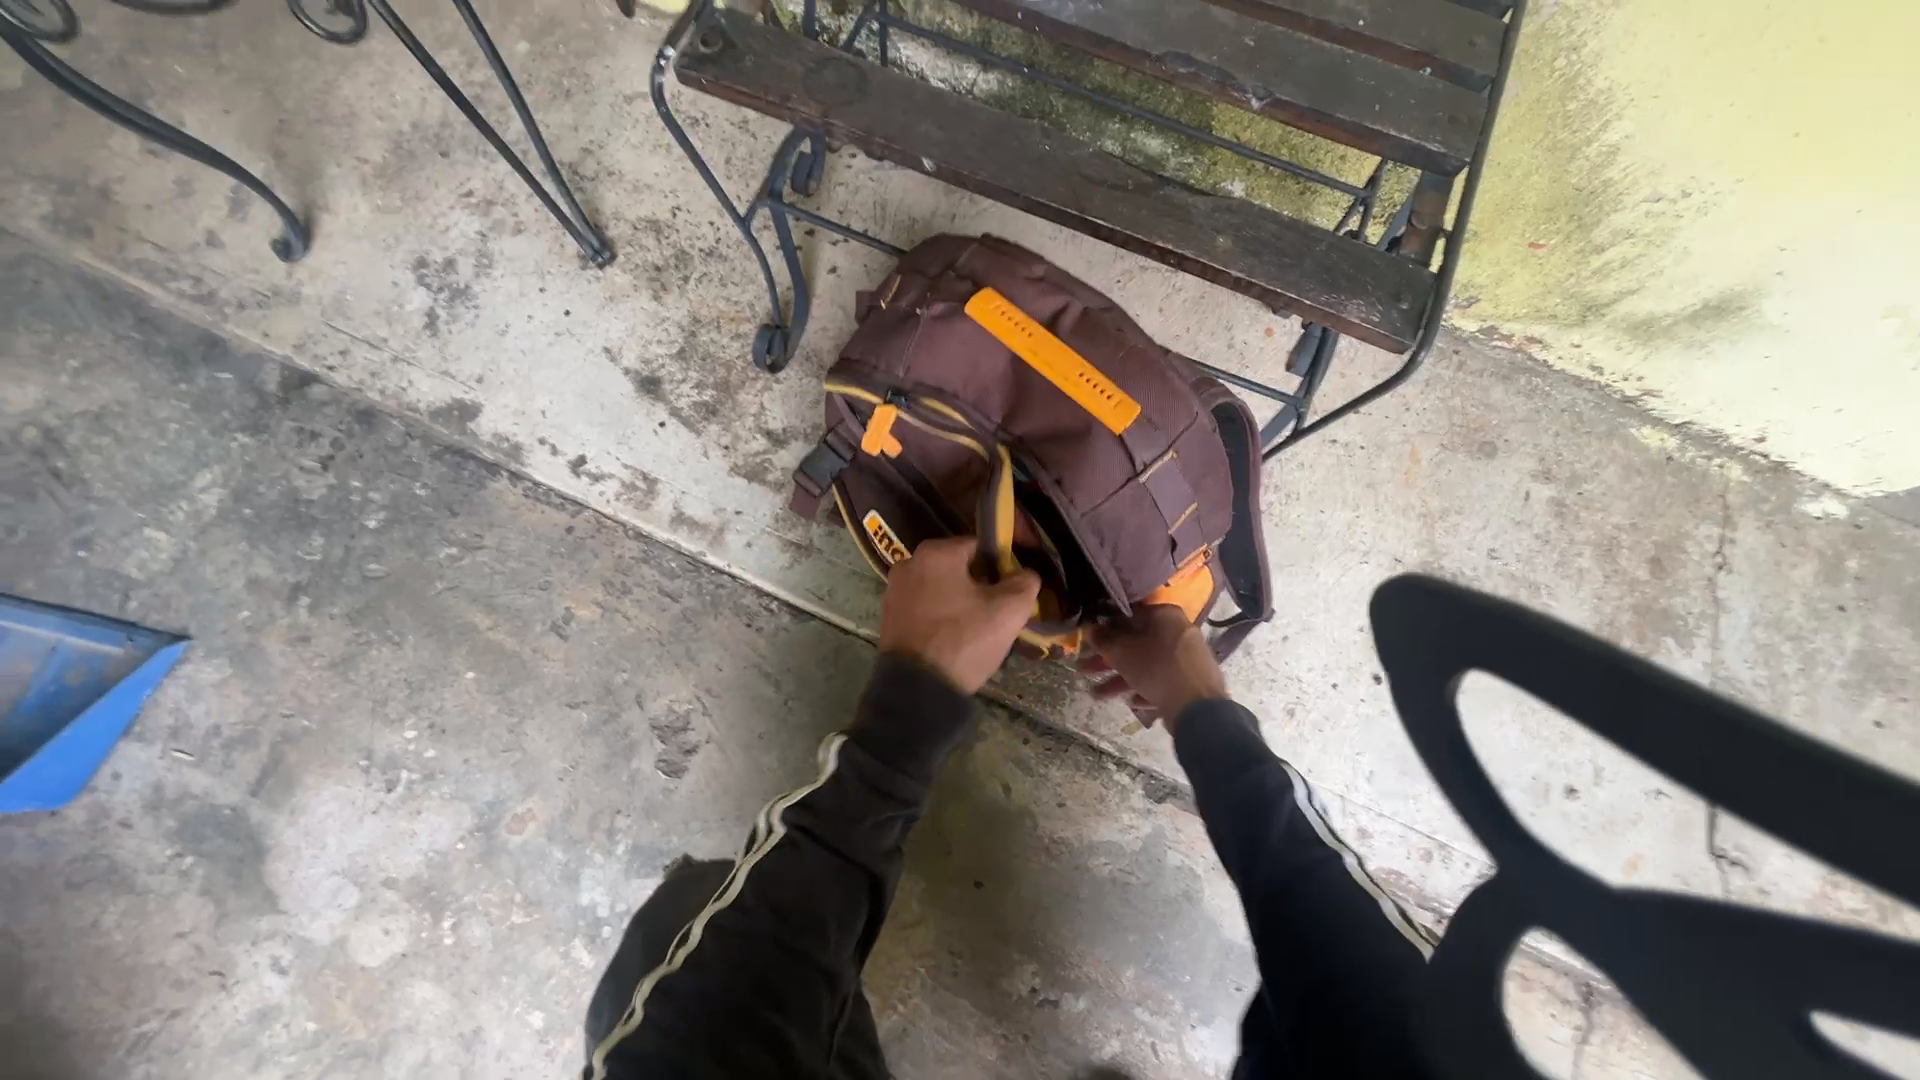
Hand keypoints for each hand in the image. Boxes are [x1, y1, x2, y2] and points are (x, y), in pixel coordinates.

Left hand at [878, 536, 1041, 693]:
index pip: (980, 545)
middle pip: (958, 566)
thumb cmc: (964, 641)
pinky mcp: (888, 616)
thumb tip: (1026, 574)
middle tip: (999, 610)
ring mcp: (894, 590)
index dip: (1003, 563)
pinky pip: (923, 607)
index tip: (1015, 586)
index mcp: (936, 552)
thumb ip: (1024, 582)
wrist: (917, 689)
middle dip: (981, 583)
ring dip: (960, 600)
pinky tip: (954, 637)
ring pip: (940, 588)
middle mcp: (909, 563)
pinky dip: (940, 616)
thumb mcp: (1008, 611)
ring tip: (979, 627)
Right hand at [1079, 605, 1227, 729]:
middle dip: (1108, 659)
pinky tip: (1132, 702)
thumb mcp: (1122, 653)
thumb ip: (1104, 640)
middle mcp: (1179, 631)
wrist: (1197, 706)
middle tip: (1084, 669)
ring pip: (1148, 664)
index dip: (1106, 628)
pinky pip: (1163, 680)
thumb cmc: (1156, 668)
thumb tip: (1090, 630)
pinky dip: (1145, 688)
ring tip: (1097, 694)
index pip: (1130, 615)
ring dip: (1121, 678)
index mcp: (1165, 615)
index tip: (1090, 640)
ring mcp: (1188, 658)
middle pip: (1137, 643)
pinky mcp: (1192, 681)